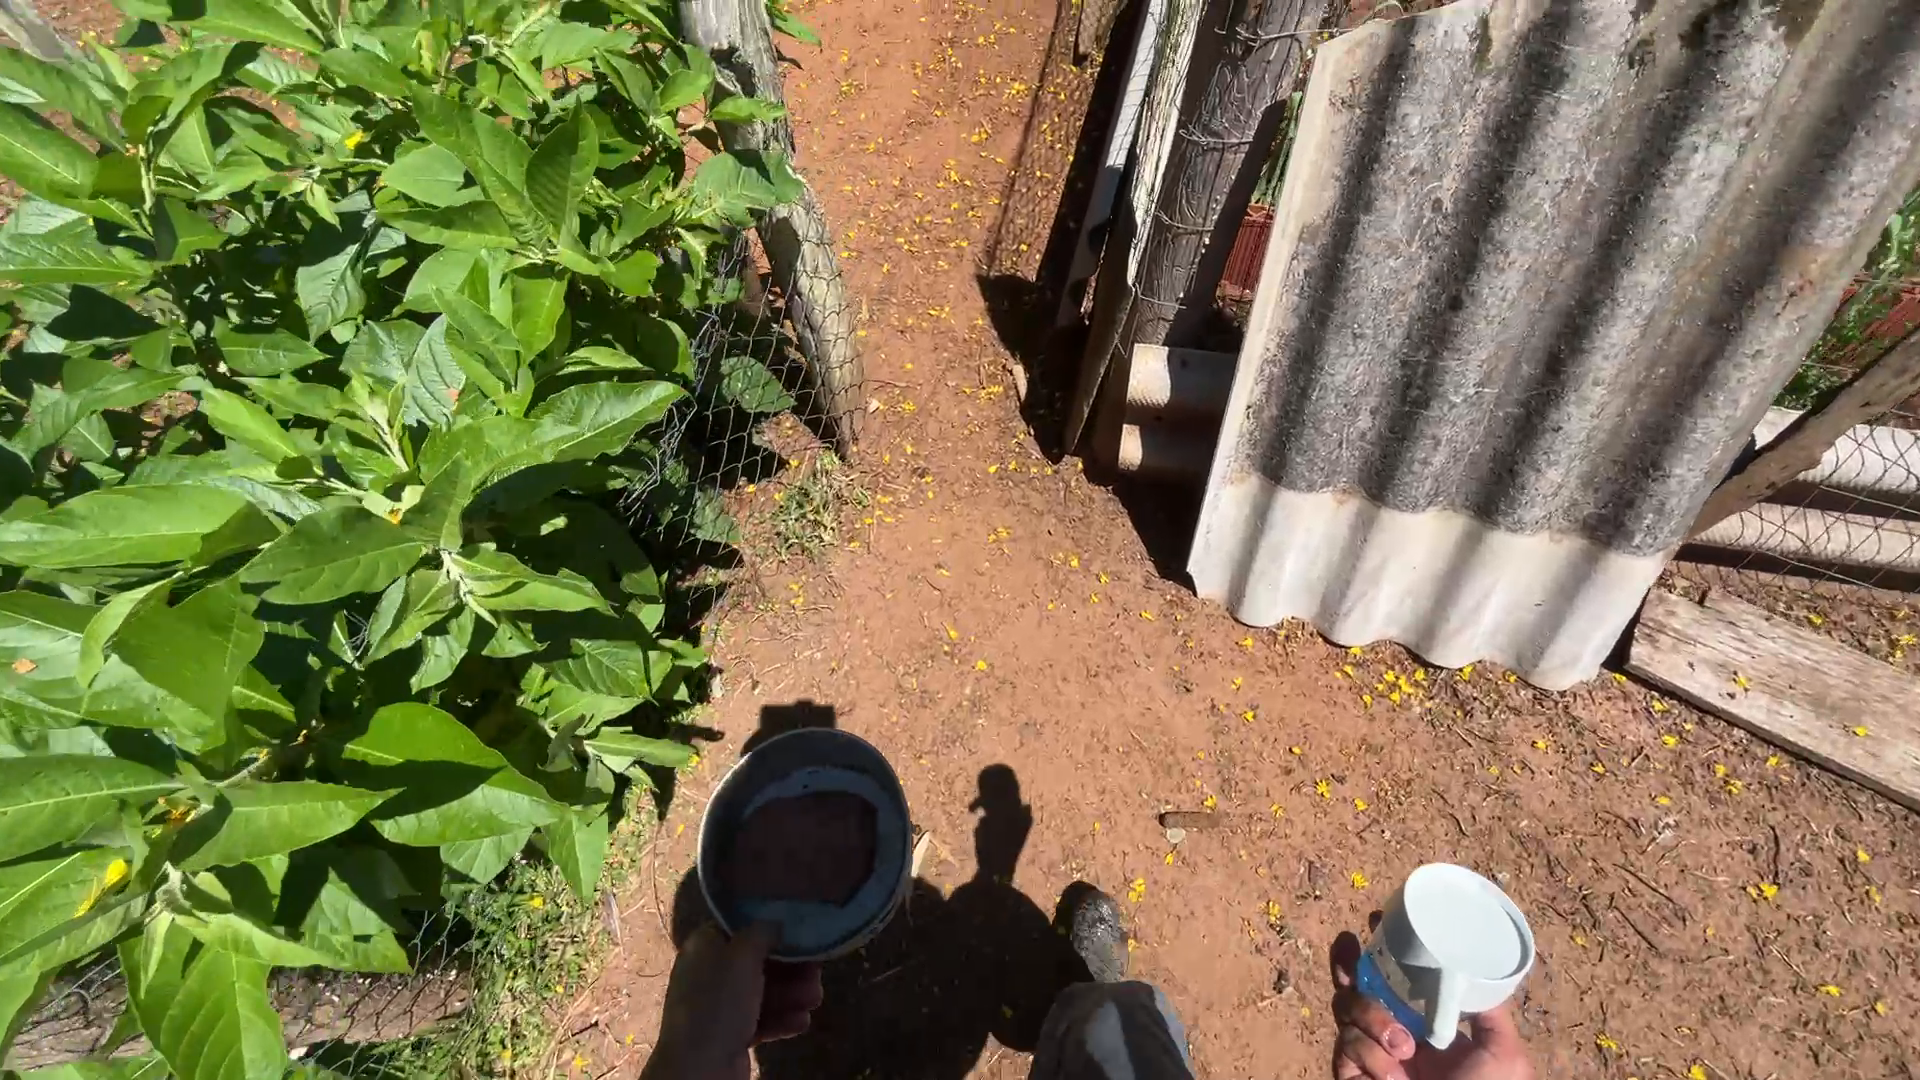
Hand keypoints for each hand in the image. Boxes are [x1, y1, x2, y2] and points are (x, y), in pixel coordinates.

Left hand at [643, 922, 823, 1079]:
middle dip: (791, 967)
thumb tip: (776, 923)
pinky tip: (802, 1021)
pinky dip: (781, 1018)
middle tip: (817, 971)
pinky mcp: (729, 1037)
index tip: (800, 931)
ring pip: (762, 992)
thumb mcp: (743, 954)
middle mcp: (709, 973)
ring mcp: (718, 1007)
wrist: (700, 1070)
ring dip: (792, 993)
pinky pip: (759, 1020)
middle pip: (757, 962)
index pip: (741, 927)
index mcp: (704, 946)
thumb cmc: (720, 1001)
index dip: (771, 928)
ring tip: (816, 999)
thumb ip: (762, 931)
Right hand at [1330, 933, 1531, 1079]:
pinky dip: (1368, 1054)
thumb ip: (1490, 1011)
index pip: (1390, 975)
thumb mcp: (1504, 1057)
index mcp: (1421, 1022)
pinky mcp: (1349, 1072)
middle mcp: (1389, 1031)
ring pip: (1346, 1006)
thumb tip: (1477, 968)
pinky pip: (1346, 1044)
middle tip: (1352, 948)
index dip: (1379, 947)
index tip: (1377, 921)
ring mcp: (1367, 1052)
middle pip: (1354, 981)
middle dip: (1348, 962)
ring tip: (1401, 1045)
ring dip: (1371, 1016)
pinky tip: (1390, 1073)